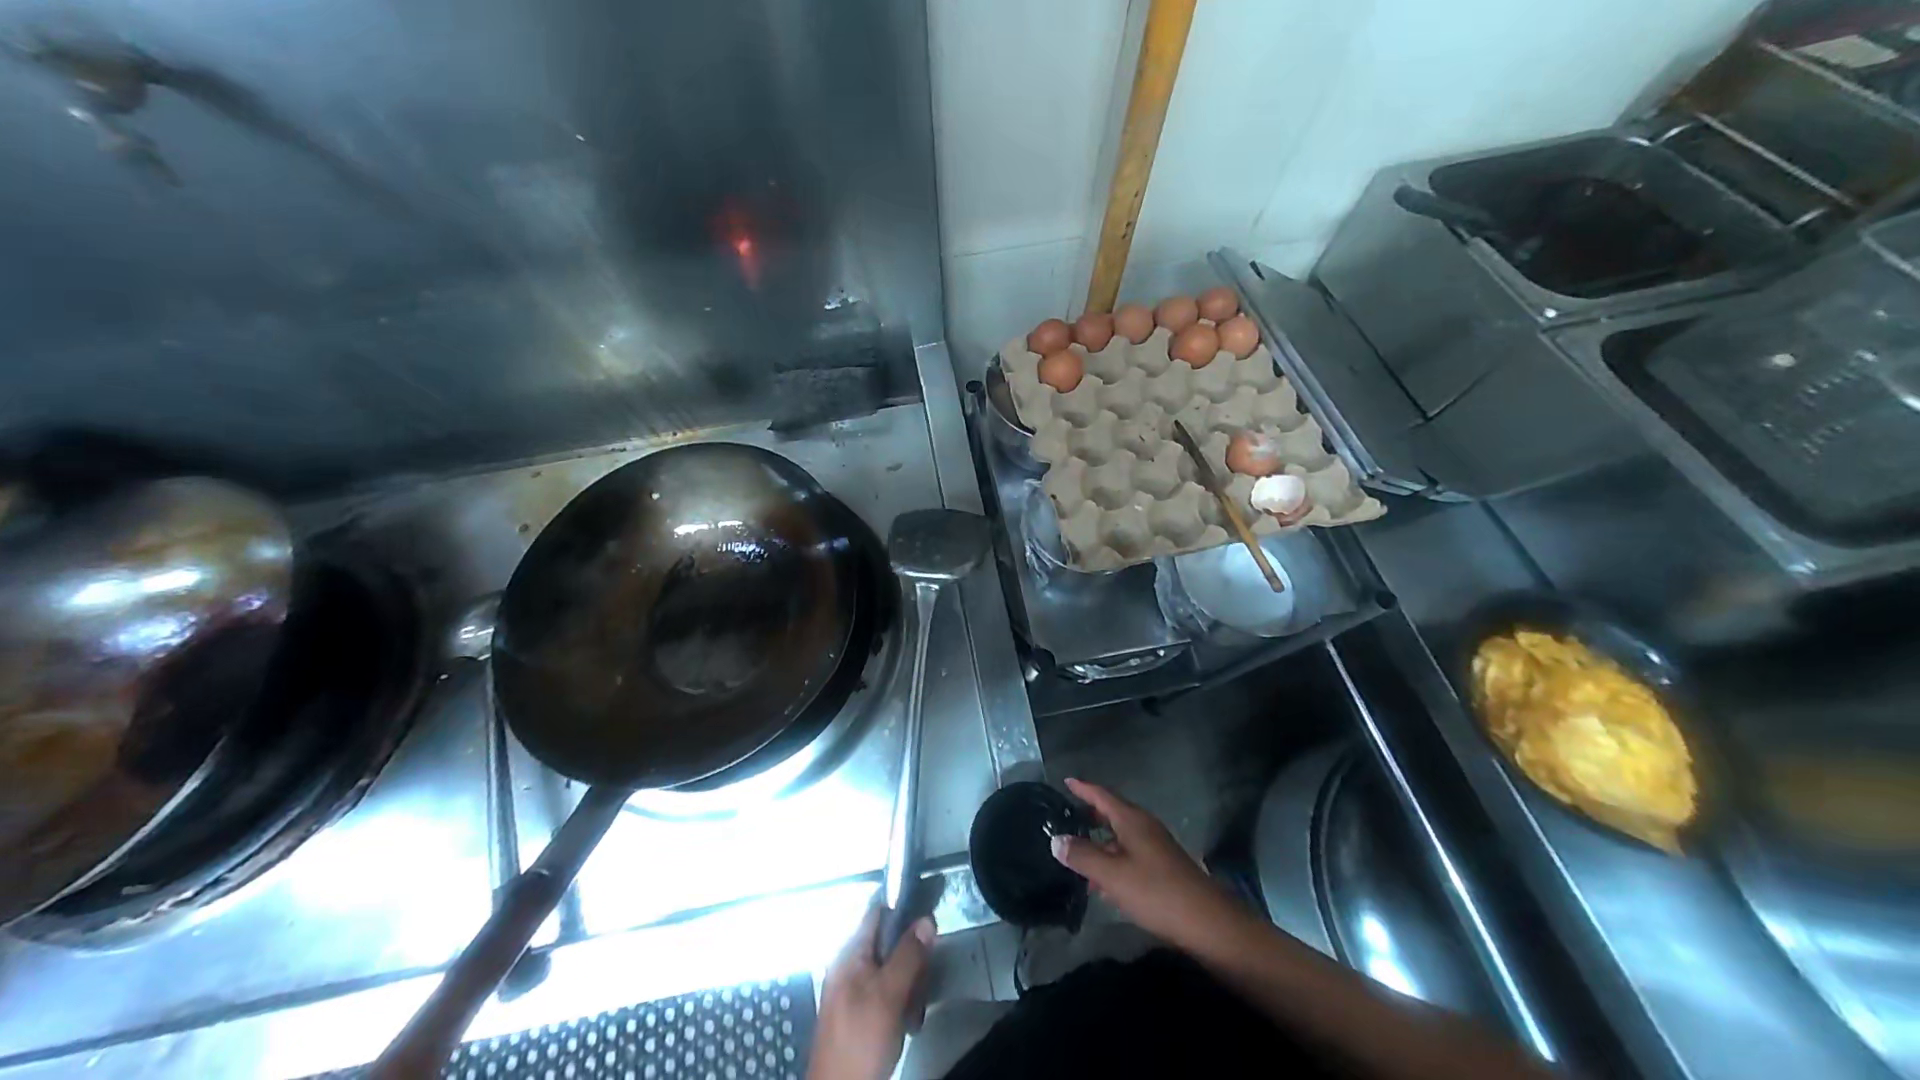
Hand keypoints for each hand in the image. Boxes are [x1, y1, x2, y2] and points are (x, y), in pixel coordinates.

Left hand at [807, 904, 934, 1079]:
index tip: (930, 916)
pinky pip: (887, 994)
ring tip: (912, 1012)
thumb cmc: (861, 1039)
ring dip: (909, 987)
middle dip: (911, 960)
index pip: (877, 912)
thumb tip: (927, 919)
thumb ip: (908, 955)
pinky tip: (906, 1025)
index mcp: (850, 954)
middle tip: (920, 982)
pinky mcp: (860, 1014)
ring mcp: (854, 992)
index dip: (903, 908)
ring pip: (892, 971)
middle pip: (889, 943)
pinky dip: (901, 1005)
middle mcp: (850, 967)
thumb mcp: (889, 994)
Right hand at [1049, 777, 1249, 953]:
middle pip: (1113, 814)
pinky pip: (1130, 857)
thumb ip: (1082, 856)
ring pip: (1121, 838)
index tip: (1066, 781)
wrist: (1208, 924)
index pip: (1102, 796)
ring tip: (1077, 855)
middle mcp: (1145, 828)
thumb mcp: (1112, 875)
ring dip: (1100, 843)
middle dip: (1090, 815)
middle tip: (1066, 817)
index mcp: (1132, 821)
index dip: (1083, 788)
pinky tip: (1103, 883)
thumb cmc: (1157, 892)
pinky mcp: (1163, 869)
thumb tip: (1056, 839)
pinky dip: (1113, 862)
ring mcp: (1157, 848)